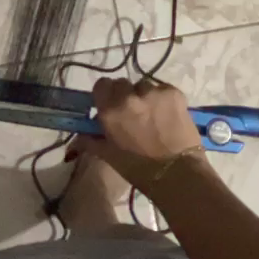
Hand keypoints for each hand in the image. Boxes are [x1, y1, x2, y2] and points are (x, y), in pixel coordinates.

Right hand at [83, 77, 212, 196]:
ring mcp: (153, 92)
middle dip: (125, 95)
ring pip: (143, 86)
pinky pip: (162, 89)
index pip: (101, 85)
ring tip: (153, 116)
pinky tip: (167, 116)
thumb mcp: (109, 155)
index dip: (105, 94)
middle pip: (122, 84)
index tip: (111, 105)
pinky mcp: (173, 92)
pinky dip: (163, 99)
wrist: (179, 174)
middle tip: (132, 113)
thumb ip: (90, 140)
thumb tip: (80, 134)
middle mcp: (129, 96)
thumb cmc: (139, 169)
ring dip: (145, 97)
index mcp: (110, 110)